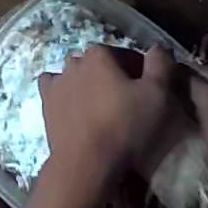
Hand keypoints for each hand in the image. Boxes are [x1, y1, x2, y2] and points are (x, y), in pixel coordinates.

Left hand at [37, 45, 175, 183]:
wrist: (85, 160)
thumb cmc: (125, 125)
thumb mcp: (157, 94)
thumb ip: (161, 65)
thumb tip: (160, 47)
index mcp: (99, 54)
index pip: (126, 56)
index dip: (140, 73)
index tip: (148, 93)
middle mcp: (74, 61)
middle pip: (101, 65)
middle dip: (114, 77)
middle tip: (128, 103)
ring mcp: (57, 81)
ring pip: (78, 75)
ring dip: (90, 85)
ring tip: (103, 109)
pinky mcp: (46, 100)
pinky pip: (56, 87)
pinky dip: (66, 92)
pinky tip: (76, 105)